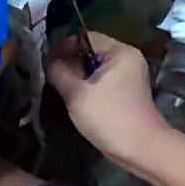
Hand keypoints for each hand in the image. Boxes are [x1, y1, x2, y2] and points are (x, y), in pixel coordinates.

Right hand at [47, 32, 176, 173]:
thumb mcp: (77, 94)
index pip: (85, 37)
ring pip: (95, 69)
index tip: (44, 60)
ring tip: (56, 87)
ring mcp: (129, 77)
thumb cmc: (108, 117)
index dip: (63, 46)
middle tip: (47, 76)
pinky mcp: (126, 93)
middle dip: (68, 63)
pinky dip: (87, 87)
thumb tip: (48, 63)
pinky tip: (73, 98)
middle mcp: (127, 59)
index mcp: (120, 52)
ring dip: (76, 77)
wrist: (140, 148)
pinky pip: (102, 82)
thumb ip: (59, 74)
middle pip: (91, 53)